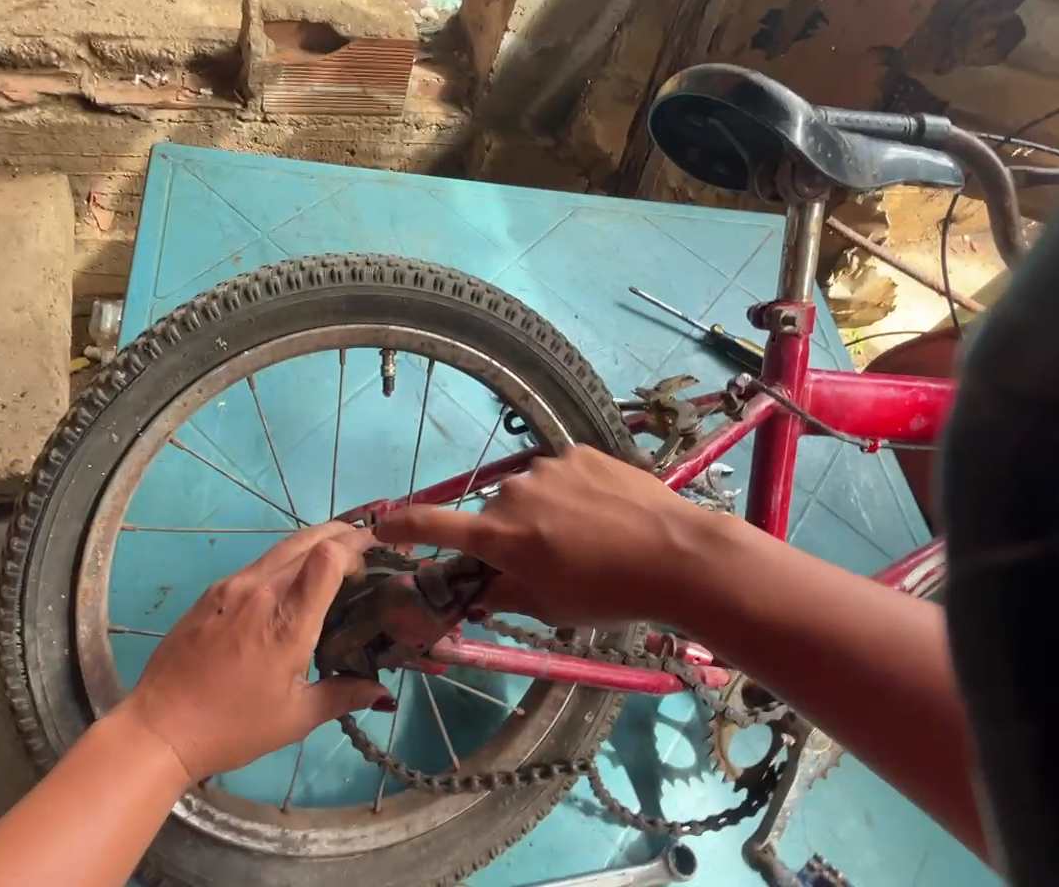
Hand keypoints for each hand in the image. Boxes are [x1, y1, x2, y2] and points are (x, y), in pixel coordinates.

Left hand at [117, 522, 391, 779]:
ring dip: (314, 541)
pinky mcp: (214, 591)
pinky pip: (260, 563)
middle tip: (366, 541)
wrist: (159, 727)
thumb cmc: (232, 727)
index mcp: (288, 623)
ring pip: (283, 547)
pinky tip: (292, 578)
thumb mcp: (295, 718)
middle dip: (342, 534)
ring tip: (336, 551)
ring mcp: (234, 586)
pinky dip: (286, 559)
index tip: (373, 555)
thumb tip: (381, 691)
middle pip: (309, 540)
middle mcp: (262, 592)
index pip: (327, 558)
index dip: (355, 547)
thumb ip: (342, 695)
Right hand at [373, 446, 731, 626]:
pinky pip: (560, 473)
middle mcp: (514, 493)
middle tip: (551, 559)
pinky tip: (604, 509)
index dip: (404, 525)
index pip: (435, 525)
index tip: (381, 523)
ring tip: (589, 533)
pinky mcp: (579, 451)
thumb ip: (503, 593)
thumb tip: (478, 587)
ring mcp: (548, 467)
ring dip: (543, 510)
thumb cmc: (609, 593)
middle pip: (495, 515)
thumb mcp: (550, 607)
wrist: (677, 554)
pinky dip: (571, 491)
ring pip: (529, 492)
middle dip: (510, 535)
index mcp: (501, 536)